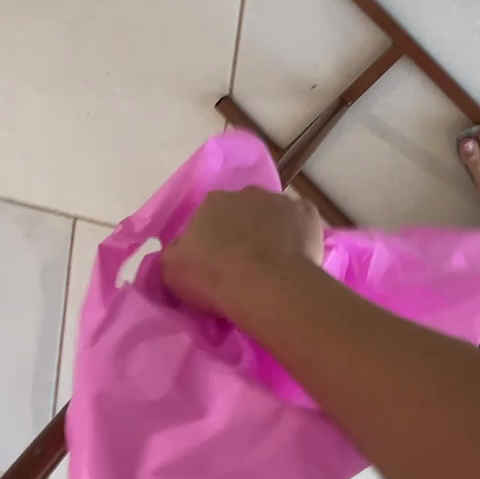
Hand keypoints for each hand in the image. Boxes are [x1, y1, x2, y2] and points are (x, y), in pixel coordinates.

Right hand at [163, 188, 326, 316]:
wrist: (265, 286)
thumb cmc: (214, 278)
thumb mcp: (172, 269)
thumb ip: (173, 251)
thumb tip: (181, 247)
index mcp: (213, 202)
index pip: (210, 216)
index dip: (213, 239)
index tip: (216, 262)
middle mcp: (247, 192)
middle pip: (243, 211)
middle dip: (243, 230)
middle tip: (244, 263)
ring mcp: (280, 200)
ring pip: (274, 214)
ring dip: (272, 230)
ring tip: (272, 263)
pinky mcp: (307, 212)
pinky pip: (301, 221)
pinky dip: (299, 234)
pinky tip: (296, 255)